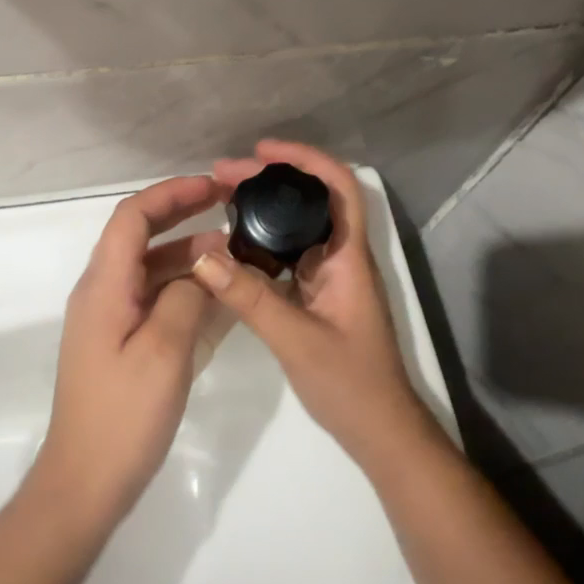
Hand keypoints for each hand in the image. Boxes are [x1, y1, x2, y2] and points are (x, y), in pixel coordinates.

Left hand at [27, 175, 230, 532]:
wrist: (86, 481)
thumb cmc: (123, 416)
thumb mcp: (164, 351)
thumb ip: (187, 297)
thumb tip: (206, 264)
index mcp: (103, 287)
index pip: (132, 217)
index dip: (172, 194)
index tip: (215, 187)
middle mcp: (101, 294)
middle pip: (140, 237)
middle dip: (183, 216)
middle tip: (232, 207)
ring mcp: (109, 321)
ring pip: (150, 270)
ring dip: (188, 254)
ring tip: (237, 251)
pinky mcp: (121, 345)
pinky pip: (154, 301)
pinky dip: (185, 289)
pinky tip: (219, 296)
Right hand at [194, 141, 437, 471]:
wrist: (380, 432)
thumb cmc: (349, 384)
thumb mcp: (295, 339)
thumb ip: (249, 297)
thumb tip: (202, 256)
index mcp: (348, 259)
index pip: (338, 188)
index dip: (305, 159)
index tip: (261, 150)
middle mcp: (341, 260)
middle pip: (312, 202)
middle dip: (271, 180)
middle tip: (222, 175)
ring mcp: (330, 280)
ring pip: (299, 229)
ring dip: (265, 210)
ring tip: (221, 200)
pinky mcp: (318, 300)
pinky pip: (289, 258)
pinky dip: (262, 243)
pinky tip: (232, 246)